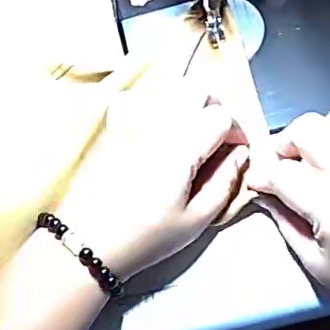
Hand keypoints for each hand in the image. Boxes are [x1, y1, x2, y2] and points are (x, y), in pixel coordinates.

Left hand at [52, 89, 248, 280]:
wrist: (89, 241)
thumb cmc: (144, 237)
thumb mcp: (195, 220)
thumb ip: (225, 183)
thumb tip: (239, 156)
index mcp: (183, 147)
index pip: (223, 116)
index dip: (236, 133)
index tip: (236, 152)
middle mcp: (158, 124)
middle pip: (198, 88)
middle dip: (215, 108)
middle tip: (217, 138)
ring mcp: (133, 120)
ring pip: (170, 89)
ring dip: (188, 105)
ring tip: (190, 135)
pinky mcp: (113, 126)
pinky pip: (138, 97)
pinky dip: (154, 106)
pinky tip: (155, 131)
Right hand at [250, 103, 329, 329]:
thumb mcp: (318, 264)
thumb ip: (287, 224)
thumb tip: (267, 196)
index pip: (283, 172)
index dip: (263, 177)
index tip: (259, 185)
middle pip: (307, 129)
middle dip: (285, 146)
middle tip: (283, 169)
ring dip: (317, 135)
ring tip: (313, 161)